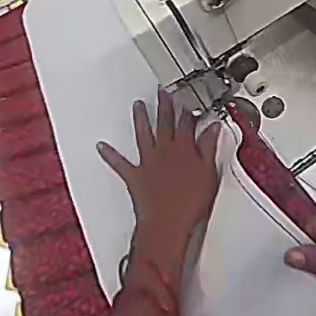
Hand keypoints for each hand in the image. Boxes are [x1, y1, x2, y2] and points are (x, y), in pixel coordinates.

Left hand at [98, 90, 220, 270]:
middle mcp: (164, 152)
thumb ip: (209, 148)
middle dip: (164, 106)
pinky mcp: (135, 176)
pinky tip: (102, 146)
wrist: (168, 224)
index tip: (187, 97)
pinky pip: (119, 163)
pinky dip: (110, 155)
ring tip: (138, 106)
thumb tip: (213, 129)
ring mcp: (148, 163)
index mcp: (184, 150)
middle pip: (164, 123)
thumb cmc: (190, 204)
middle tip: (162, 91)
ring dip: (140, 119)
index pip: (187, 123)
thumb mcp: (209, 174)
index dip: (187, 109)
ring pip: (143, 135)